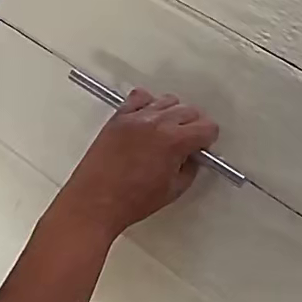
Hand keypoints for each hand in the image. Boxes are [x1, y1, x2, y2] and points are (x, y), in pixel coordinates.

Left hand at [51, 87, 218, 242]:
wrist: (93, 204)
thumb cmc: (129, 201)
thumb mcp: (174, 190)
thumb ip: (190, 167)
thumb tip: (192, 156)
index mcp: (174, 141)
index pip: (207, 126)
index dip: (208, 138)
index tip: (202, 146)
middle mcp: (157, 123)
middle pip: (191, 110)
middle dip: (194, 126)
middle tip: (187, 143)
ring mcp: (136, 117)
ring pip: (169, 100)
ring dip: (173, 114)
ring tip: (166, 132)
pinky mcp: (118, 118)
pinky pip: (140, 97)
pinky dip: (148, 104)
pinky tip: (147, 120)